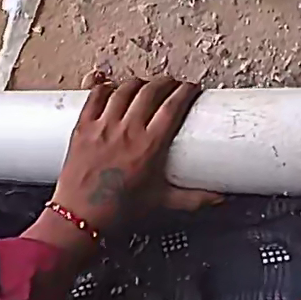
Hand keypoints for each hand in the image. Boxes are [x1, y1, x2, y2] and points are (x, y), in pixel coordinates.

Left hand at [49, 72, 213, 236]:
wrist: (81, 217)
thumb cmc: (119, 210)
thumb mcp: (162, 202)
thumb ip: (194, 199)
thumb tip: (220, 200)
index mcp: (150, 146)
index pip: (173, 106)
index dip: (185, 91)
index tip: (191, 88)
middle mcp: (127, 130)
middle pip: (150, 91)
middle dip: (165, 83)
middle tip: (172, 84)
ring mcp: (103, 126)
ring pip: (124, 90)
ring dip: (139, 83)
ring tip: (145, 84)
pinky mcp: (83, 127)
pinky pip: (95, 97)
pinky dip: (104, 87)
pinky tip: (110, 85)